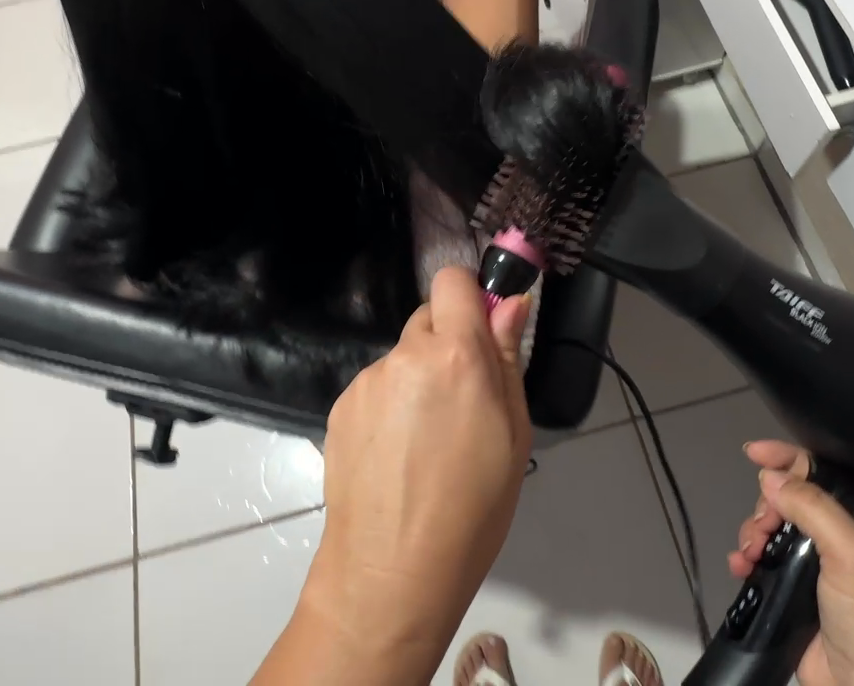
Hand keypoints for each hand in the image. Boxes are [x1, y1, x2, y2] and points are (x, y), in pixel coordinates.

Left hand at [268, 267, 532, 683]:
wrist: (392, 572)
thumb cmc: (474, 507)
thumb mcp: (514, 432)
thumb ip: (507, 357)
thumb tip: (510, 302)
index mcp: (455, 355)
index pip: (453, 280)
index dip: (470, 297)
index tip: (482, 332)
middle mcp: (404, 355)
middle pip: (428, 320)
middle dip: (447, 344)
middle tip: (461, 401)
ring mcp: (366, 382)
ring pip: (401, 358)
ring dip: (417, 379)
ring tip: (426, 442)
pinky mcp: (339, 408)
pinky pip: (375, 389)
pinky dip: (389, 407)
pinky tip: (396, 456)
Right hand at [728, 442, 853, 685]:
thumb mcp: (851, 555)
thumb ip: (814, 508)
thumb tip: (772, 477)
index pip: (828, 474)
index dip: (791, 459)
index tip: (754, 453)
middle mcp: (849, 539)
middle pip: (796, 498)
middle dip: (768, 505)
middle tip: (761, 527)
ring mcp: (823, 566)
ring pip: (778, 526)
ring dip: (755, 532)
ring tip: (749, 552)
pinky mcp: (800, 589)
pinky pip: (767, 557)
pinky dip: (749, 557)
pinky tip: (741, 565)